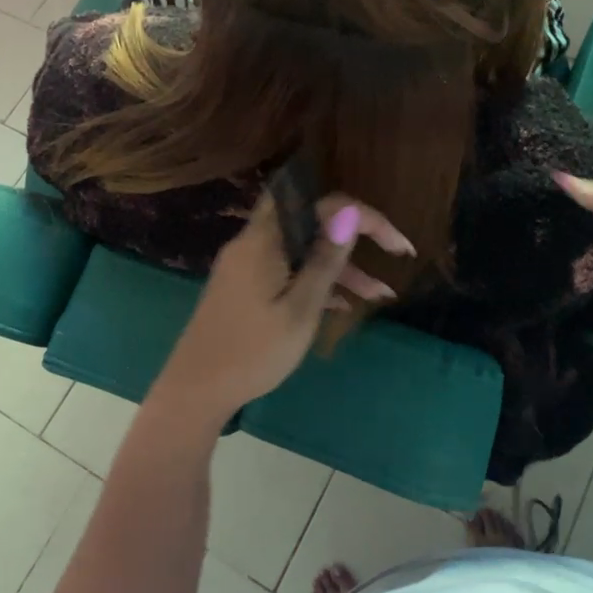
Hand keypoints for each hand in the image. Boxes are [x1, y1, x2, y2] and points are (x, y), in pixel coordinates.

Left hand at [152, 192, 412, 421]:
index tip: (397, 244)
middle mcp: (253, 242)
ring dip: (340, 266)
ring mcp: (246, 265)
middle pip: (310, 220)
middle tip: (394, 254)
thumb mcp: (299, 309)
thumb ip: (325, 259)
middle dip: (354, 235)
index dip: (363, 215)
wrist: (195, 389)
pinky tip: (344, 304)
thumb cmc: (253, 351)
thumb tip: (348, 210)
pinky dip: (315, 281)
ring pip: (301, 249)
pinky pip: (286, 269)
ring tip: (381, 295)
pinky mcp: (243, 286)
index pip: (319, 203)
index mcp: (264, 240)